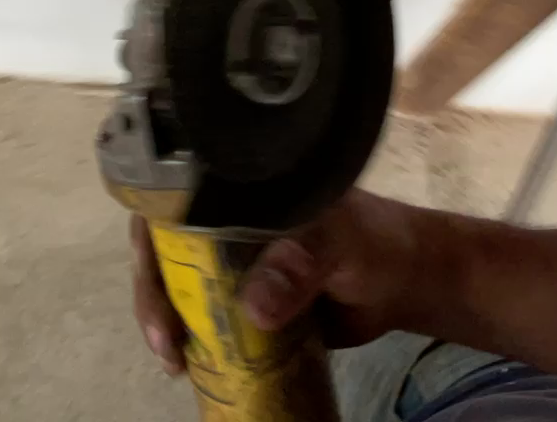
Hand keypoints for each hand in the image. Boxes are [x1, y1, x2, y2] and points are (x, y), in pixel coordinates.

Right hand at [130, 189, 430, 374]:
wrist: (405, 282)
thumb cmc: (374, 239)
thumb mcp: (341, 240)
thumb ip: (303, 265)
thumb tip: (254, 307)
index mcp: (247, 192)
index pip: (179, 197)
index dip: (154, 233)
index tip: (152, 277)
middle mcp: (233, 222)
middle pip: (170, 247)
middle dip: (154, 291)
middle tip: (164, 338)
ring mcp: (239, 264)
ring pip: (183, 286)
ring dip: (169, 321)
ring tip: (174, 359)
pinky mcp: (249, 303)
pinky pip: (210, 320)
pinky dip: (195, 343)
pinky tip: (190, 365)